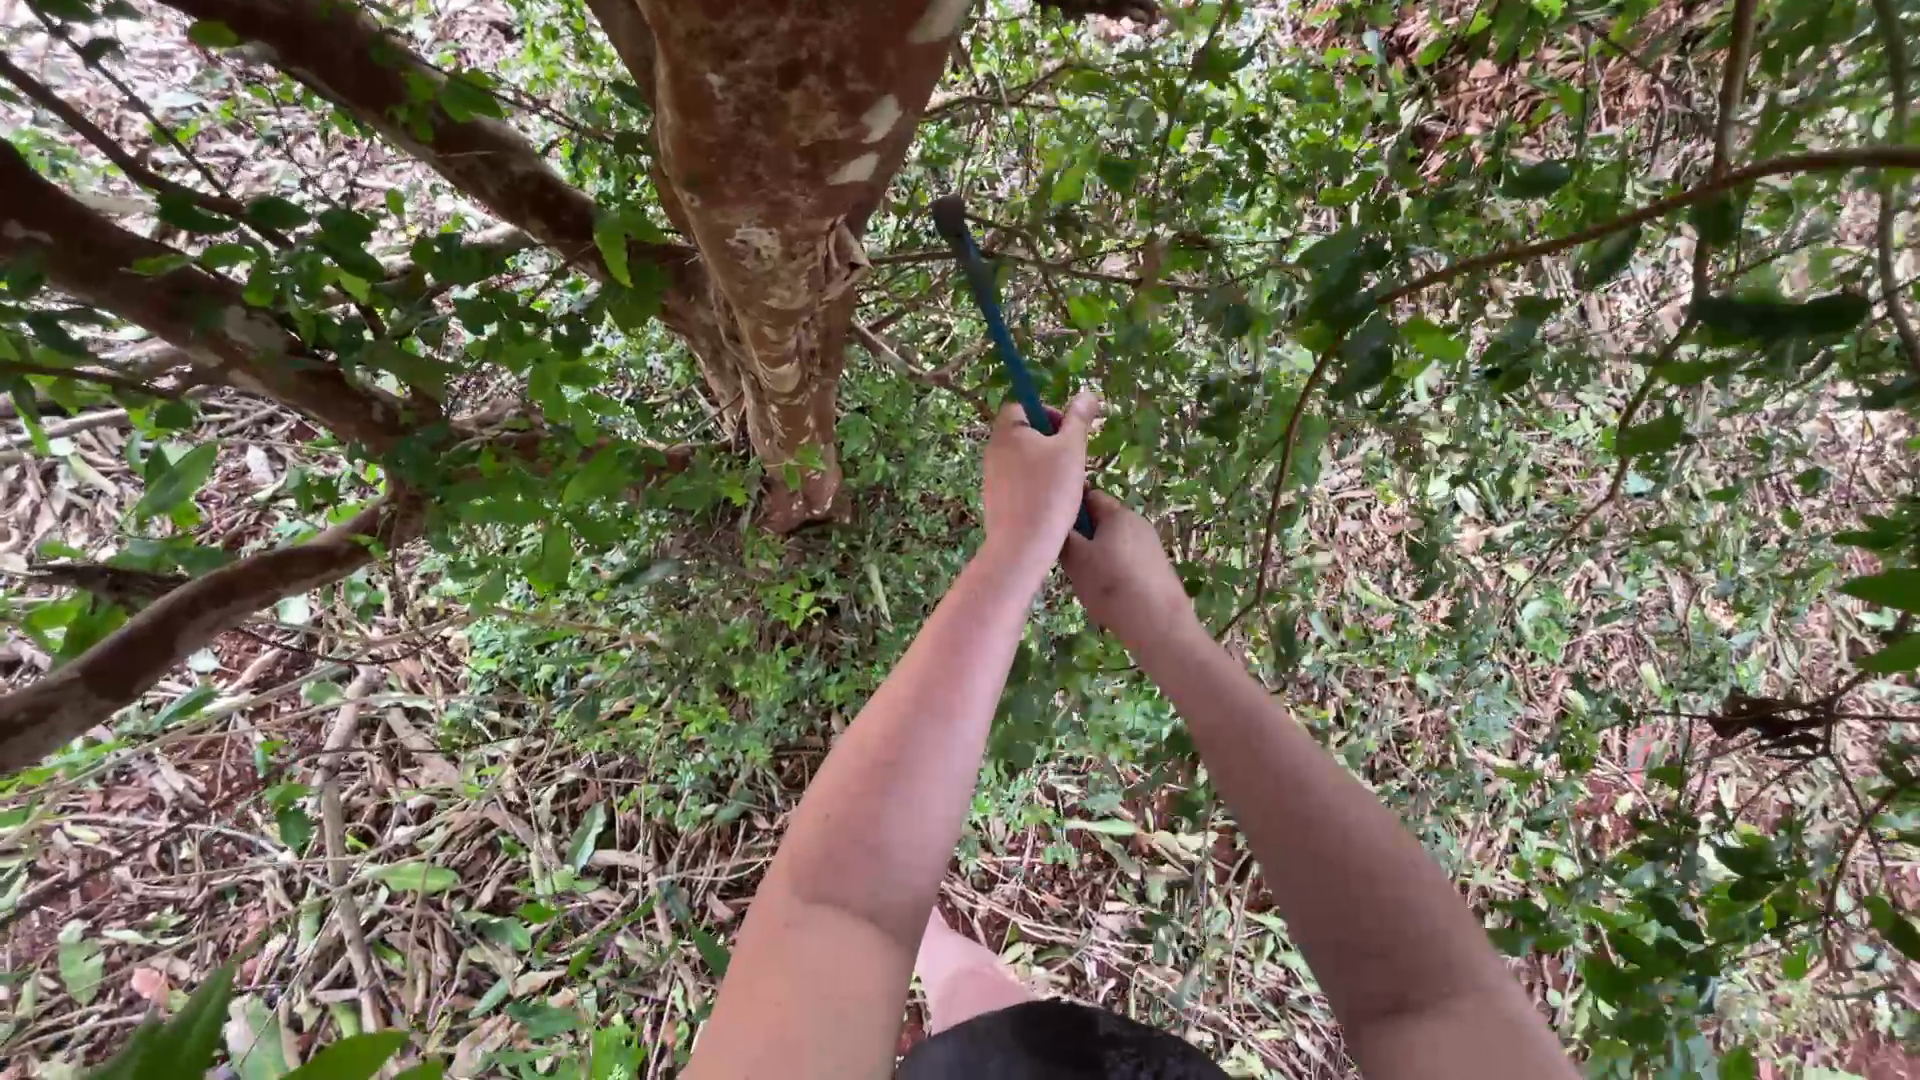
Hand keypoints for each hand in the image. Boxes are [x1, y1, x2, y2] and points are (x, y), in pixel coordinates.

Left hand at [981, 394, 1099, 570]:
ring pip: (1023, 458)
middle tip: (1072, 459)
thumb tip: (1087, 393)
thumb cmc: (1050, 491)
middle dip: (1052, 441)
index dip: (1048, 413)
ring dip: (1047, 464)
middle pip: (1024, 432)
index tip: (1068, 433)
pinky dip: (1036, 484)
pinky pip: (1018, 481)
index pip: (1022, 405)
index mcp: (1007, 431)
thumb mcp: (1072, 449)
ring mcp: (991, 475)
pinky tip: (1052, 503)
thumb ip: (1079, 419)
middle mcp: (993, 449)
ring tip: (1066, 483)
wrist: (1023, 544)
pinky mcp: (995, 498)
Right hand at [1061, 490, 1200, 652]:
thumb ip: (1063, 537)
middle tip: (1067, 559)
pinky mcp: (1156, 568)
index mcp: (1118, 513)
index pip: (1090, 496)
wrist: (1157, 622)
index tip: (1056, 529)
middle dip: (1083, 536)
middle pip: (1103, 521)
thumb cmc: (1110, 583)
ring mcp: (1150, 546)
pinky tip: (1107, 593)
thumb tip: (1058, 525)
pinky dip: (1113, 571)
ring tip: (1086, 580)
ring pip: (1114, 542)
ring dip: (1097, 556)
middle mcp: (1138, 522)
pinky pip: (1126, 560)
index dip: (1071, 508)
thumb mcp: (1075, 559)